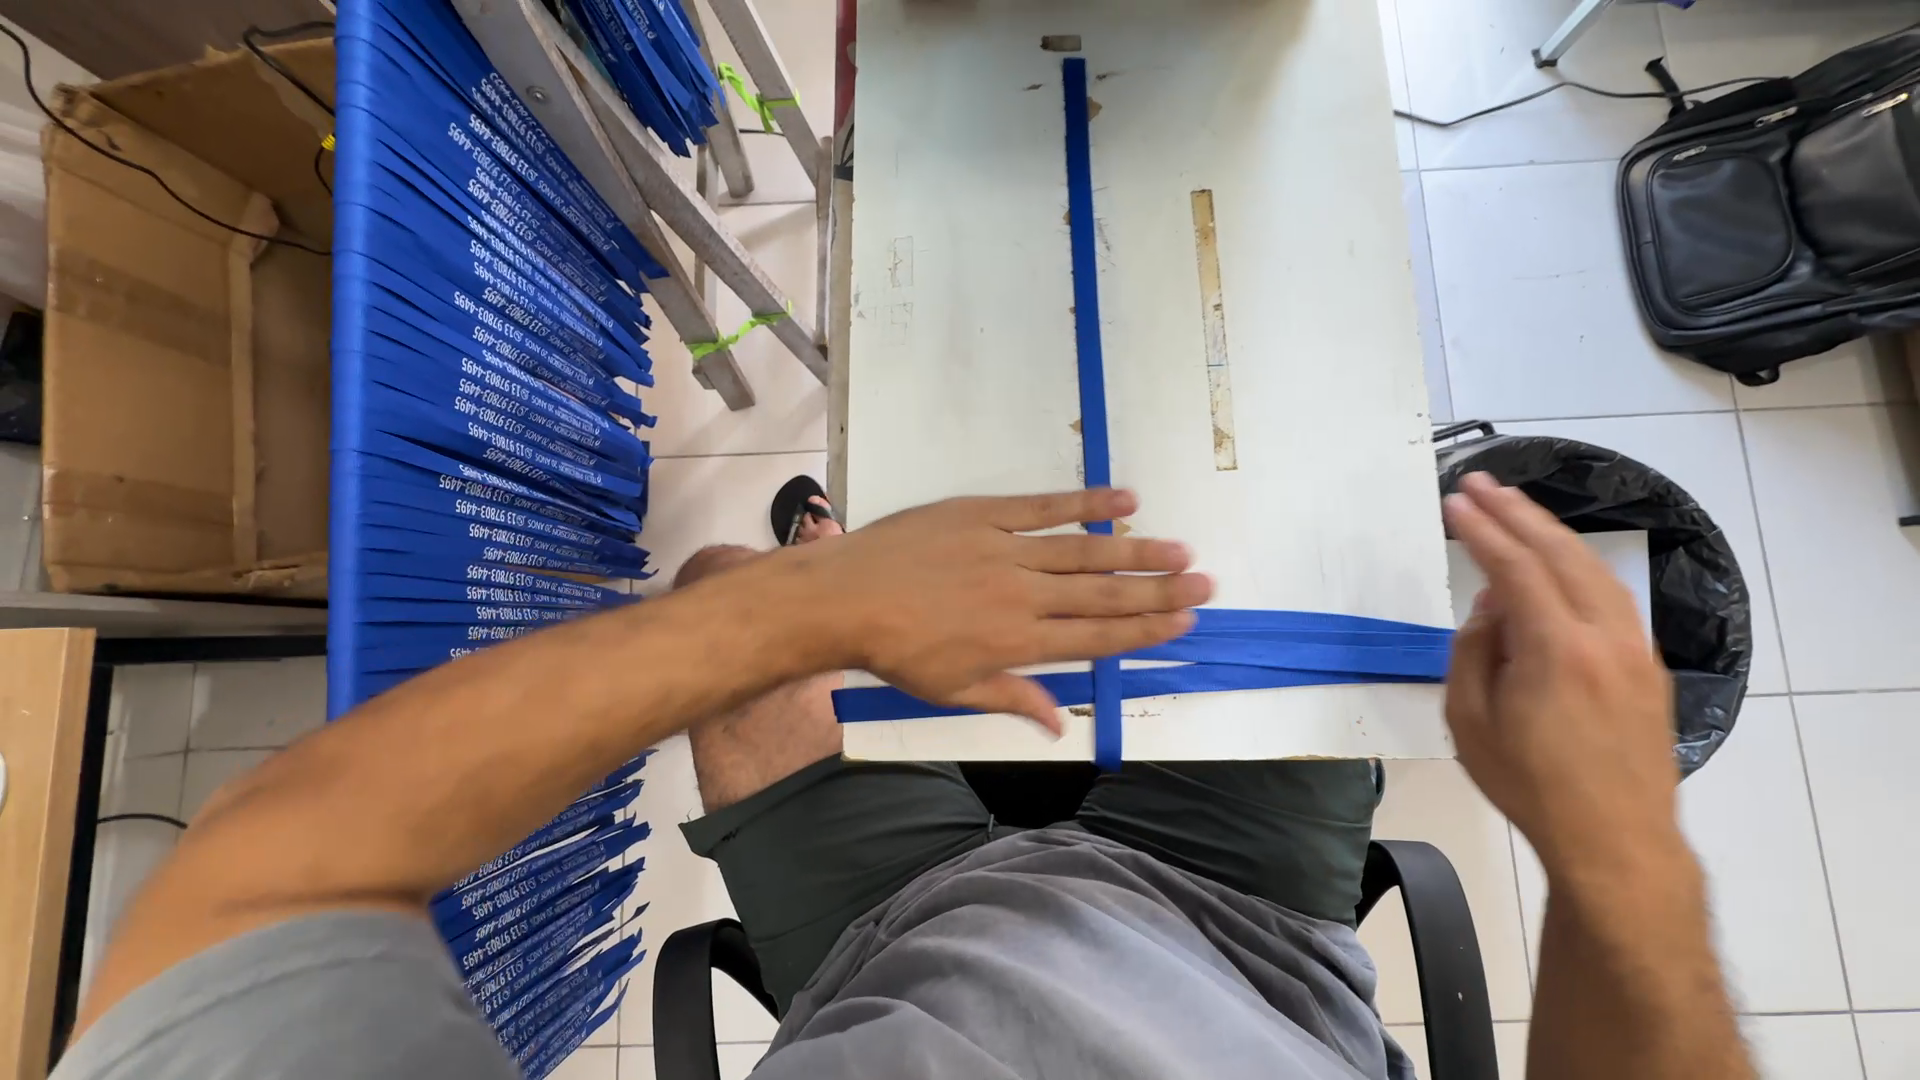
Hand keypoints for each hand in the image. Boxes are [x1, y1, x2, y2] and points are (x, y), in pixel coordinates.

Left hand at [768, 488, 1210, 730]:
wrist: (845, 598)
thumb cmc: (897, 652)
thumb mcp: (952, 690)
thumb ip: (1012, 699)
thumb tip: (1059, 723)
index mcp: (1018, 641)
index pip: (1096, 637)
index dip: (1143, 629)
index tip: (1184, 620)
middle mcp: (1023, 595)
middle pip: (1103, 593)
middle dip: (1158, 590)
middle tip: (1204, 581)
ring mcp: (1005, 550)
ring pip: (1084, 550)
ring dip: (1135, 550)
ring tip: (1178, 548)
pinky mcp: (984, 514)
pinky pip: (1043, 506)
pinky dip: (1085, 502)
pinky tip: (1123, 498)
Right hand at [1442, 473, 1680, 881]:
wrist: (1614, 839)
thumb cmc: (1526, 781)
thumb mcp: (1470, 717)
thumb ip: (1476, 651)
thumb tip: (1493, 607)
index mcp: (1556, 650)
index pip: (1515, 570)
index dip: (1482, 531)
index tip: (1454, 502)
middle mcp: (1604, 638)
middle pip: (1561, 555)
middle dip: (1517, 513)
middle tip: (1481, 483)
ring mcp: (1634, 650)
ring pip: (1593, 571)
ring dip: (1551, 532)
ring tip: (1516, 505)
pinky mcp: (1645, 667)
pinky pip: (1611, 597)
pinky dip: (1578, 565)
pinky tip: (1558, 559)